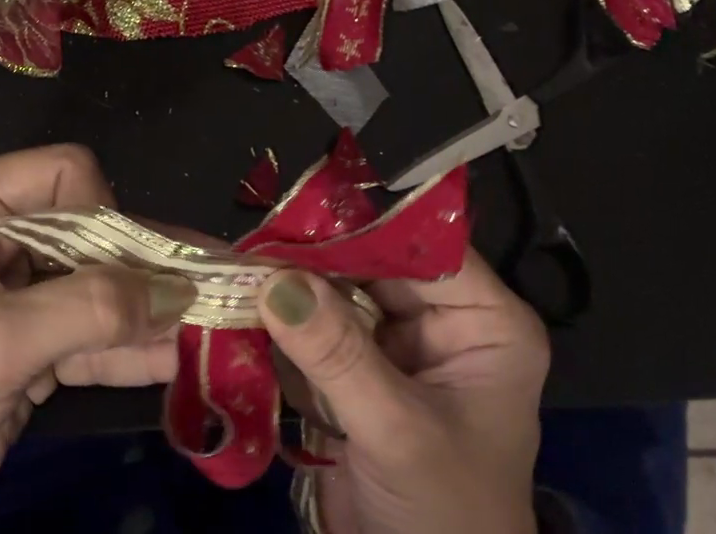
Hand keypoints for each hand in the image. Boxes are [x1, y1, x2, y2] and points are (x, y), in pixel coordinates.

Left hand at [0, 145, 195, 532]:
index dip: (106, 214)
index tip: (133, 269)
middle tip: (221, 278)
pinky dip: (130, 345)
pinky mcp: (27, 342)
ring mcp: (13, 291)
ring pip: (97, 284)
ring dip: (150, 306)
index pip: (62, 176)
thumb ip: (87, 310)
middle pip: (89, 231)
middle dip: (149, 262)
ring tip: (222, 317)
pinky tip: (182, 354)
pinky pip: (89, 333)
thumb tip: (176, 290)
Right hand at [260, 248, 549, 533]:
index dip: (360, 225)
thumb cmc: (444, 514)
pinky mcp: (352, 370)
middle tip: (248, 241)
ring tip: (233, 266)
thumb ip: (338, 355)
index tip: (293, 211)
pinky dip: (278, 321)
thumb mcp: (397, 432)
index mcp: (482, 323)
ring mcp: (392, 345)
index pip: (421, 246)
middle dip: (310, 254)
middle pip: (368, 262)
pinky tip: (238, 305)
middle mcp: (440, 321)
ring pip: (332, 289)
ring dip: (286, 284)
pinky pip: (311, 326)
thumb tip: (272, 280)